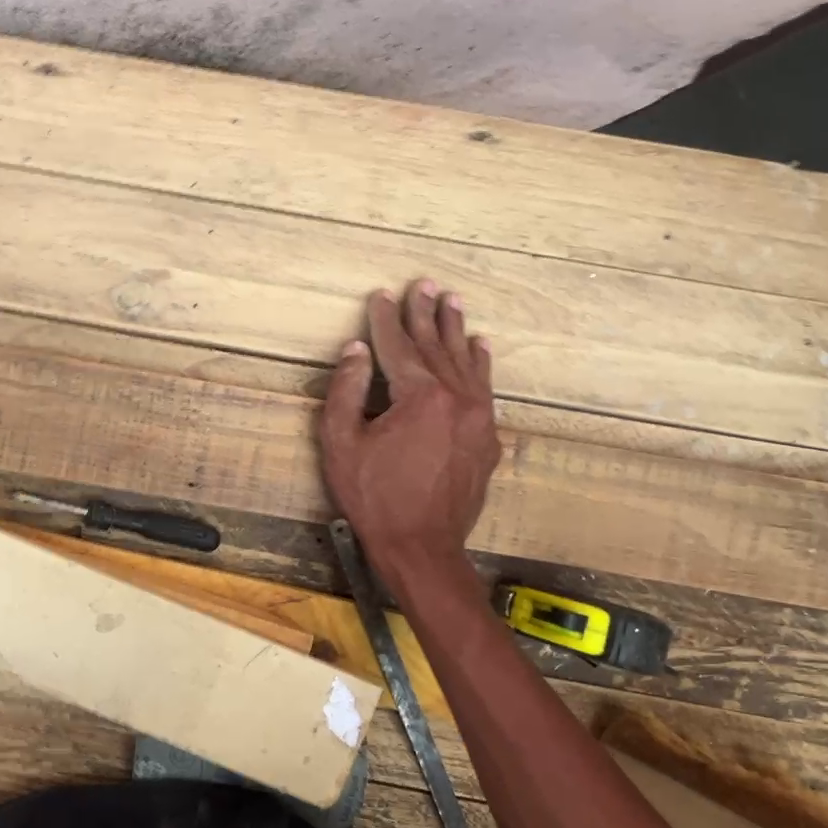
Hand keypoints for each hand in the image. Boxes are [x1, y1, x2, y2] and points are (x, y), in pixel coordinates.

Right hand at [320, 279, 500, 579]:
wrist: (420, 544)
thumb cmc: (372, 494)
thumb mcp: (341, 442)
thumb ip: (347, 390)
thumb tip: (355, 351)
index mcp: (420, 397)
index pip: (398, 347)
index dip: (385, 320)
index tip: (380, 295)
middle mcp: (457, 400)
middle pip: (437, 347)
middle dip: (426, 314)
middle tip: (423, 283)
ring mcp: (478, 418)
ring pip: (466, 363)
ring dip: (455, 330)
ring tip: (452, 301)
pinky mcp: (486, 438)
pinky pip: (484, 388)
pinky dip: (479, 363)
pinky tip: (479, 347)